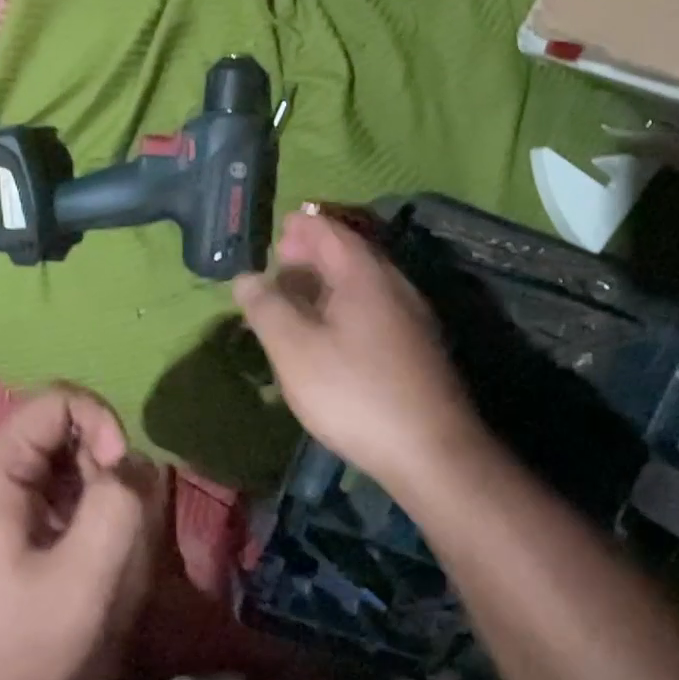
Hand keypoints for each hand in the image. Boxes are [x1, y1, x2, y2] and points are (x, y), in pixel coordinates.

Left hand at [0, 387, 164, 679]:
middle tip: (118, 513)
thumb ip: (116, 508)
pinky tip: (83, 547)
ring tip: (103, 536)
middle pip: (55, 426)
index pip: (56, 399)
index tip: (123, 473)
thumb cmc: (13, 640)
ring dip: (90, 483)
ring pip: (54, 457)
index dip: (101, 421)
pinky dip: (74, 504)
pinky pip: (43, 488)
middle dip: (99, 456)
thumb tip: (135, 463)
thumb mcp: (81, 577)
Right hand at [233, 209, 480, 489]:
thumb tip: (246, 277)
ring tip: (296, 298)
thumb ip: (266, 307)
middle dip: (312, 253)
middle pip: (350, 254)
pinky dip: (344, 305)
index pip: (329, 231)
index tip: (275, 231)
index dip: (300, 227)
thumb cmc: (354, 392)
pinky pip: (374, 309)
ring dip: (327, 282)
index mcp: (363, 275)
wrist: (431, 452)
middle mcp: (393, 286)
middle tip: (279, 264)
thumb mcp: (293, 349)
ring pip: (363, 284)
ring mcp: (411, 318)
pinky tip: (328, 333)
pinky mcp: (417, 349)